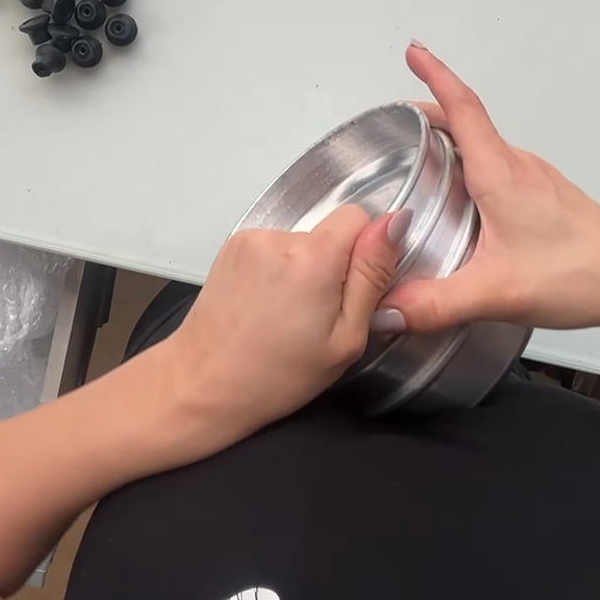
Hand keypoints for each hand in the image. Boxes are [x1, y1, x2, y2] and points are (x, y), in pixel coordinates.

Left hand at [158, 205, 401, 436]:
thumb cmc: (276, 375)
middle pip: (328, 232)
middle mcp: (278, 238)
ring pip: (301, 241)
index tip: (353, 290)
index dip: (365, 251)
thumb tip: (395, 222)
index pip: (358, 216)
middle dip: (333, 267)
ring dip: (302, 269)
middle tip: (316, 316)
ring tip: (286, 315)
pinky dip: (277, 270)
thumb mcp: (345, 338)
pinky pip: (273, 247)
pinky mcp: (232, 246)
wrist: (203, 382)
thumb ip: (372, 275)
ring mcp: (251, 239)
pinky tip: (266, 305)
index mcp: (313, 259)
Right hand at [379, 42, 599, 340]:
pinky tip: (463, 195)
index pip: (464, 108)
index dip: (436, 75)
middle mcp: (518, 167)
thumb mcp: (496, 292)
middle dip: (430, 110)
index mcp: (501, 174)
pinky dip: (471, 162)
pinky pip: (499, 165)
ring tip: (418, 154)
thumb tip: (381, 310)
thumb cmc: (578, 276)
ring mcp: (536, 180)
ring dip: (451, 136)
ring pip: (485, 145)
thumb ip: (434, 304)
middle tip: (394, 118)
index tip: (414, 50)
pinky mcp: (546, 198)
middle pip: (468, 122)